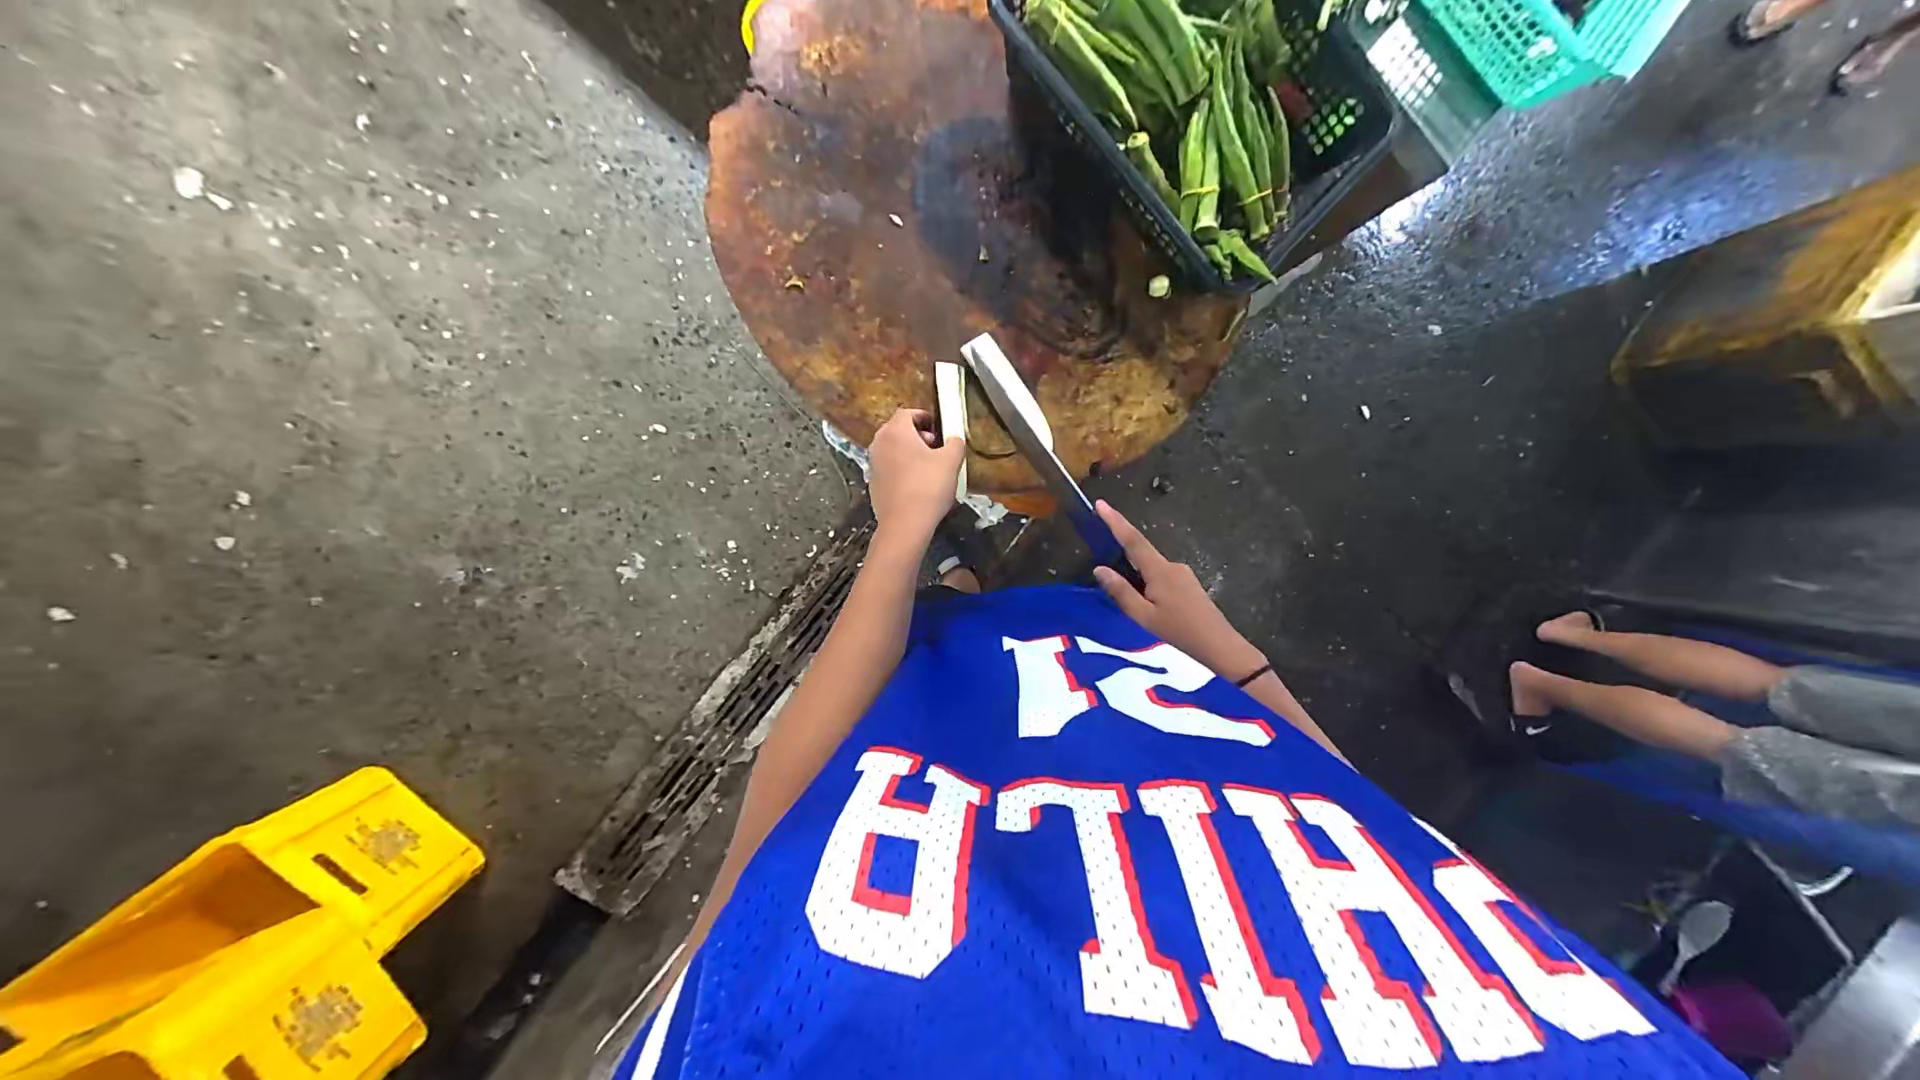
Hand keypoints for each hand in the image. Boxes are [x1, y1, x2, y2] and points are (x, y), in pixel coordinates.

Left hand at [867, 408, 964, 542]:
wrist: (905, 524)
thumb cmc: (928, 486)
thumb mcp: (951, 462)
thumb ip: (955, 443)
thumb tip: (954, 439)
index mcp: (895, 432)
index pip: (907, 413)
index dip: (923, 417)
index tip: (937, 427)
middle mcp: (879, 444)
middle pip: (897, 431)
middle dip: (916, 435)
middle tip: (935, 446)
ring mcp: (873, 465)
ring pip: (892, 450)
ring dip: (909, 453)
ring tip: (928, 467)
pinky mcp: (873, 484)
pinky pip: (889, 469)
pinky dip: (901, 470)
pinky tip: (916, 485)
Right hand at [1091, 500, 1267, 680]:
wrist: (1220, 644)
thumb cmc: (1180, 631)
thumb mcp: (1144, 616)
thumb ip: (1121, 592)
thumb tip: (1100, 569)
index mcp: (1159, 571)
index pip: (1132, 540)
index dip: (1115, 521)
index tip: (1101, 504)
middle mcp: (1172, 566)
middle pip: (1141, 551)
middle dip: (1121, 546)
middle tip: (1105, 548)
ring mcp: (1182, 574)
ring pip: (1151, 566)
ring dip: (1135, 572)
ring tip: (1126, 591)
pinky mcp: (1187, 584)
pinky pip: (1160, 575)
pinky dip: (1147, 581)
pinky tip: (1146, 601)